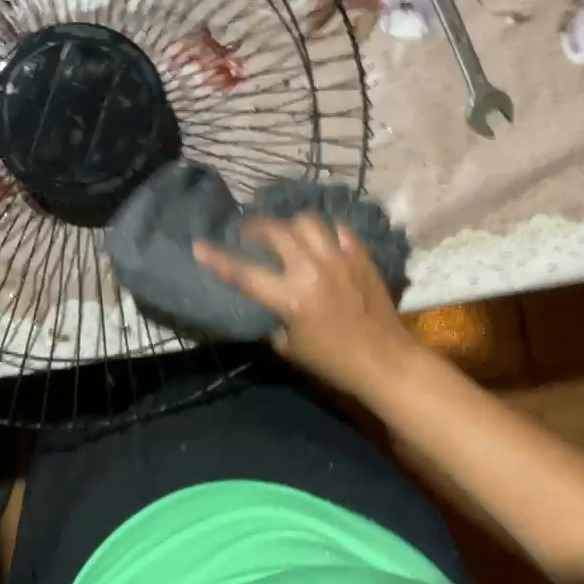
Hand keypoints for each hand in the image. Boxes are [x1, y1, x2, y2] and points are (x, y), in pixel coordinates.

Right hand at [195, 216, 419, 401]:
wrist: (386, 360)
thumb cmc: (333, 361)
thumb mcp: (288, 347)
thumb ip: (269, 319)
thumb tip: (257, 304)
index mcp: (291, 298)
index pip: (244, 273)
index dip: (217, 259)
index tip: (198, 245)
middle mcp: (312, 270)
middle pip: (275, 231)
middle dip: (255, 228)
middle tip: (248, 234)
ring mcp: (339, 258)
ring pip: (306, 222)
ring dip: (290, 225)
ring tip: (286, 234)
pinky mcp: (360, 256)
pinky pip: (337, 229)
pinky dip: (324, 232)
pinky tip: (320, 241)